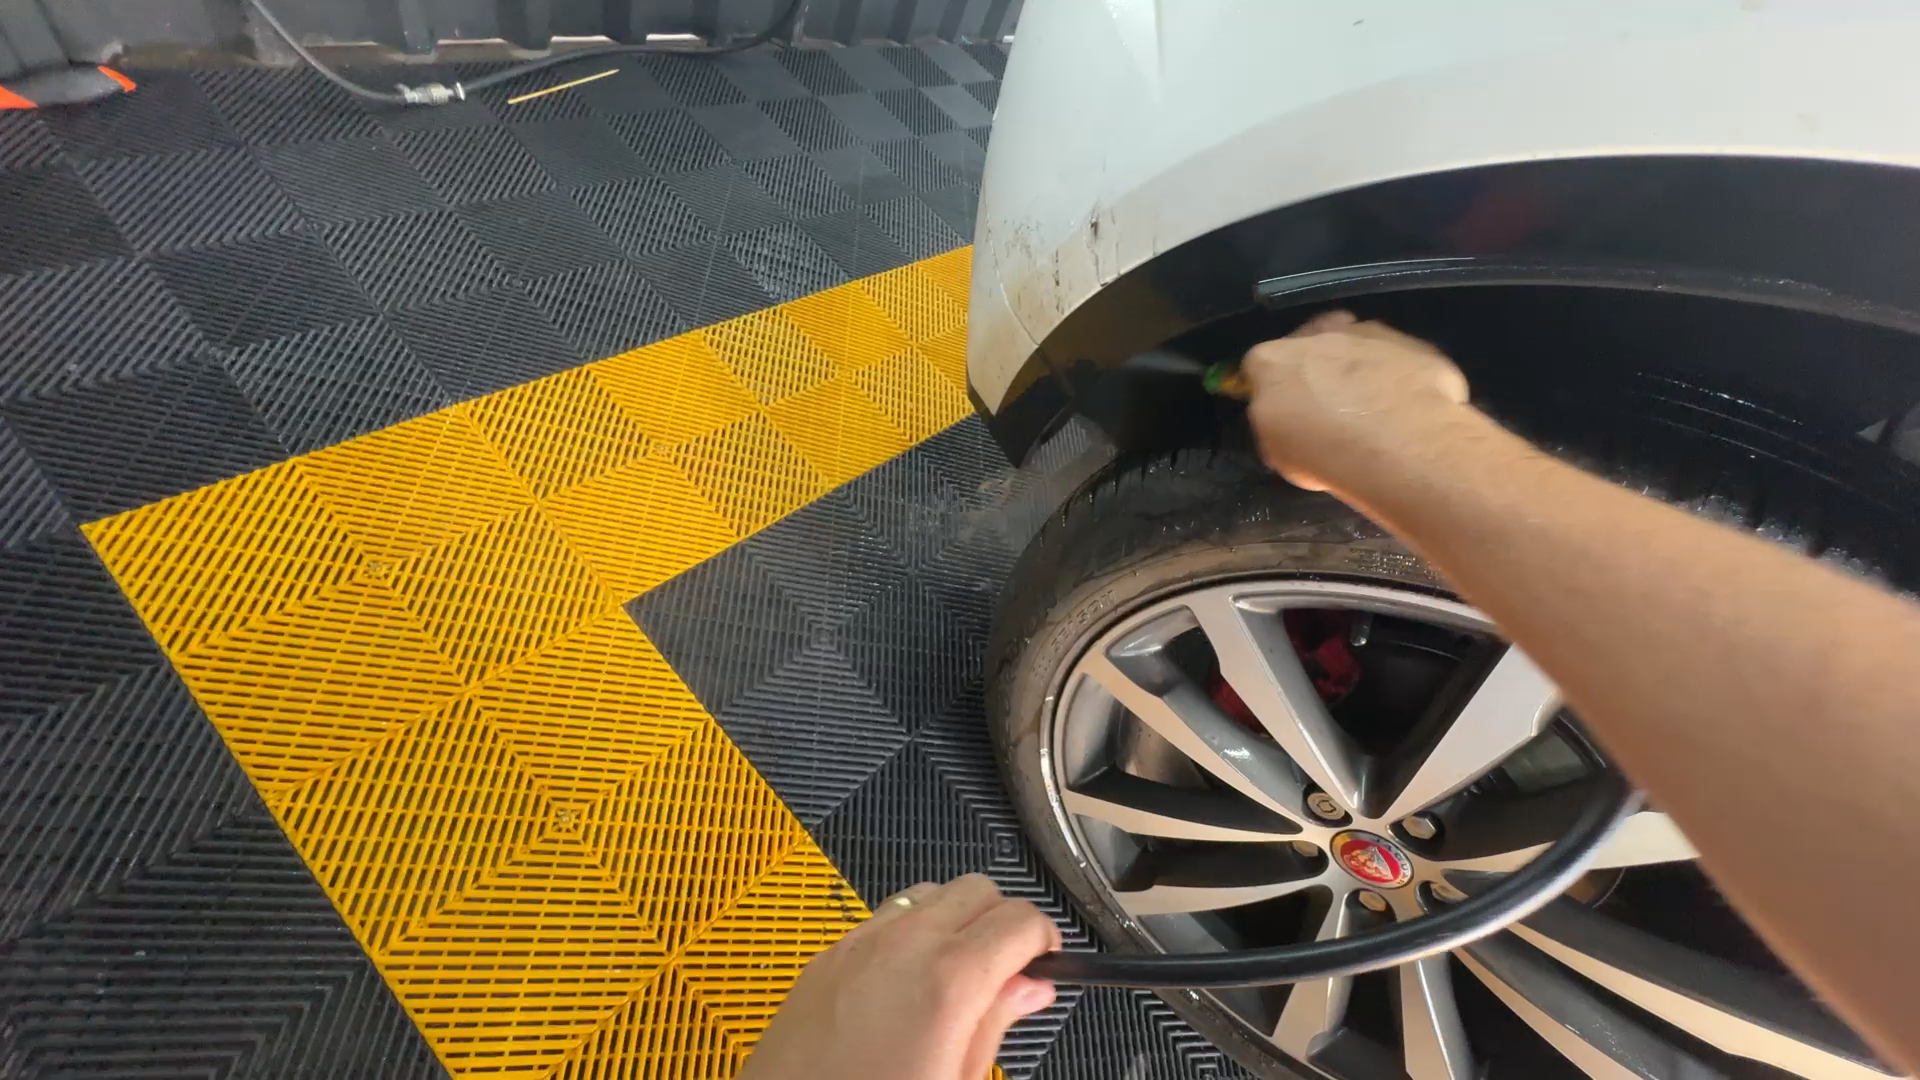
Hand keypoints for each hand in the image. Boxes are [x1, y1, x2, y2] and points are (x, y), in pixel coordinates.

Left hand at [739, 874, 1060, 1079]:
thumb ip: (997, 1023)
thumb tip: (1032, 985)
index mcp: (949, 980)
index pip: (1019, 919)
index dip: (1043, 937)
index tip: (1044, 959)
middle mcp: (908, 942)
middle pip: (979, 888)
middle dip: (1002, 918)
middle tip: (1006, 967)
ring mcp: (865, 939)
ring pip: (934, 891)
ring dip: (957, 915)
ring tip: (957, 969)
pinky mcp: (833, 950)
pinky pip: (888, 912)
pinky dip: (914, 926)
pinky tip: (908, 975)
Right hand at [1241, 311, 1471, 491]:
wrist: (1400, 446)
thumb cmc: (1321, 451)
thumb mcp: (1275, 450)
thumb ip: (1274, 421)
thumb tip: (1287, 419)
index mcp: (1272, 360)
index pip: (1259, 365)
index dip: (1269, 386)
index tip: (1281, 408)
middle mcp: (1317, 335)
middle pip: (1309, 343)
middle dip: (1315, 367)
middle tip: (1326, 403)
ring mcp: (1369, 334)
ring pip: (1356, 344)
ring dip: (1357, 367)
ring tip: (1370, 407)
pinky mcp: (1414, 343)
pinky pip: (1396, 357)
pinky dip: (1396, 375)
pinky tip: (1403, 407)